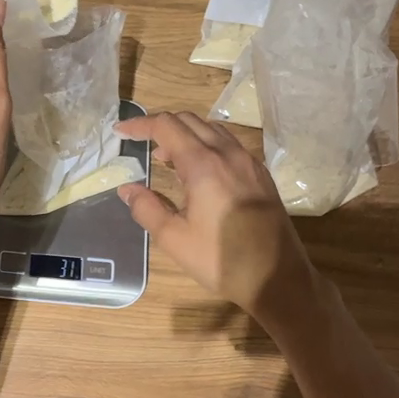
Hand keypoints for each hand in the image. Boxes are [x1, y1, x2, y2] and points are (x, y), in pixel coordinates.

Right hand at [115, 111, 312, 313]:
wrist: (277, 276)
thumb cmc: (221, 259)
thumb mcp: (173, 238)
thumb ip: (146, 208)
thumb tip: (128, 189)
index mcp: (203, 165)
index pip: (166, 126)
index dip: (140, 124)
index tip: (121, 131)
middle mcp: (228, 154)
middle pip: (190, 121)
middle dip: (161, 126)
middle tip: (142, 144)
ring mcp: (248, 162)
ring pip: (211, 129)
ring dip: (185, 133)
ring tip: (166, 156)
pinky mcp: (260, 174)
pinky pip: (228, 144)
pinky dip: (205, 144)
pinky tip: (198, 170)